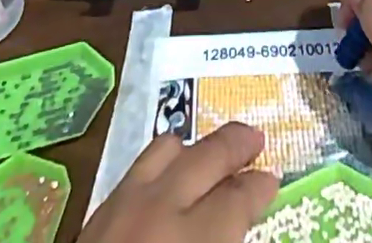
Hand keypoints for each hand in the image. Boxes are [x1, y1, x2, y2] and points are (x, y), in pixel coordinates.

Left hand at [80, 122, 277, 242]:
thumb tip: (235, 233)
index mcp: (196, 242)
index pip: (237, 201)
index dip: (259, 188)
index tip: (272, 178)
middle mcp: (162, 211)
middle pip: (206, 158)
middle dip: (236, 144)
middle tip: (255, 138)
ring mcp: (126, 205)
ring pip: (167, 150)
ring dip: (196, 149)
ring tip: (212, 154)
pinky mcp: (99, 210)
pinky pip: (138, 167)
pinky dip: (162, 162)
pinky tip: (170, 176)